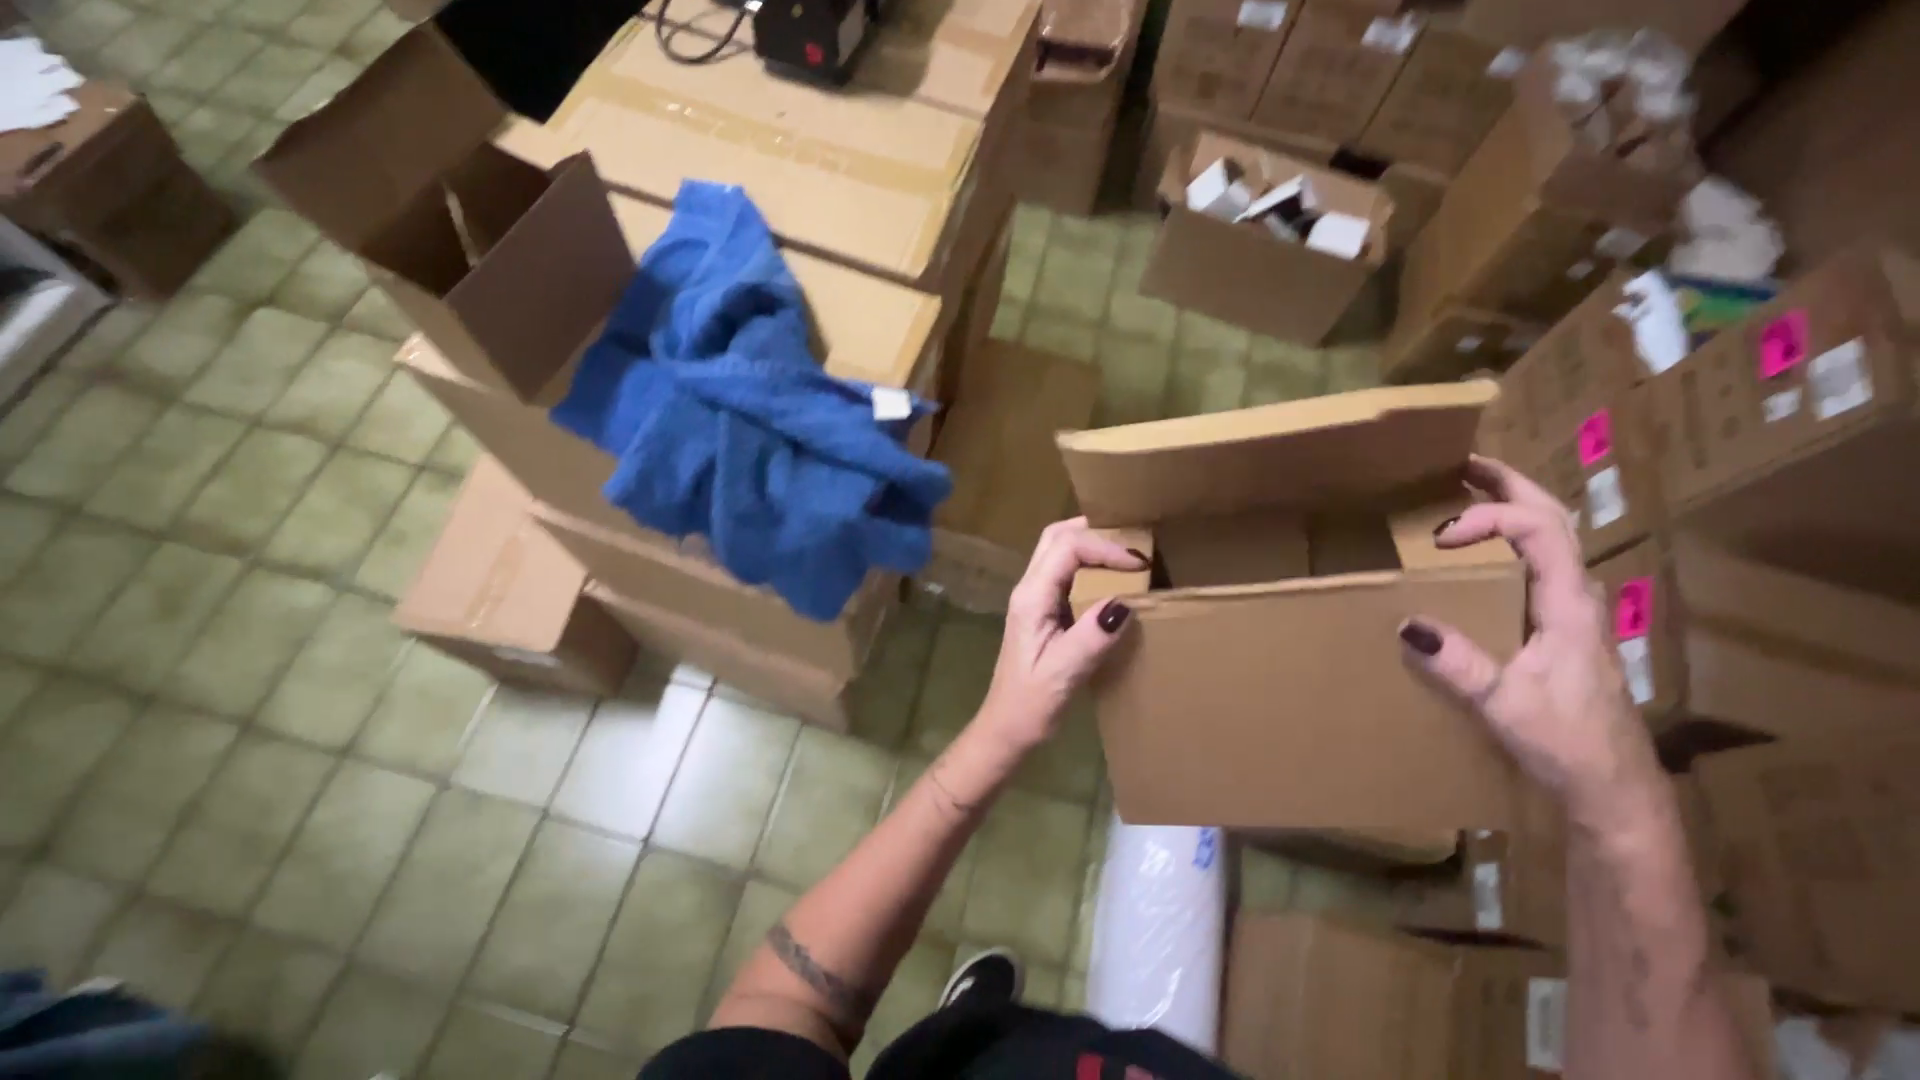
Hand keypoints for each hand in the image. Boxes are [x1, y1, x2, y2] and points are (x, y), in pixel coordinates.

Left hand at [977, 518, 1146, 751]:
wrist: (1007, 727)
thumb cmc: (1031, 704)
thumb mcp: (1064, 672)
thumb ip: (1092, 636)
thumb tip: (1124, 602)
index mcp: (1031, 597)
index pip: (1067, 547)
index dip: (1105, 547)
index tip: (1140, 566)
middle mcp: (1029, 589)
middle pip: (1057, 537)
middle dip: (1095, 531)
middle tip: (1134, 542)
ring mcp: (1034, 599)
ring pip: (1058, 551)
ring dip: (1091, 544)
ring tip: (1127, 554)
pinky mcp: (1043, 611)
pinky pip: (1065, 572)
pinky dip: (1089, 564)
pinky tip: (1112, 579)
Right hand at [1399, 456, 1662, 827]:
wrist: (1611, 786)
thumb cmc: (1566, 743)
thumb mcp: (1505, 705)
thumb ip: (1459, 665)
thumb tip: (1407, 625)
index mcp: (1569, 604)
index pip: (1537, 529)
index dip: (1489, 515)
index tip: (1439, 536)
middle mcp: (1577, 596)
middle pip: (1554, 519)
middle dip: (1509, 484)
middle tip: (1462, 462)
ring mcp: (1573, 612)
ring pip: (1552, 539)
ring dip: (1514, 507)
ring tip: (1471, 492)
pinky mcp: (1562, 630)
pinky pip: (1539, 565)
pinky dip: (1512, 541)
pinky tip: (1485, 555)